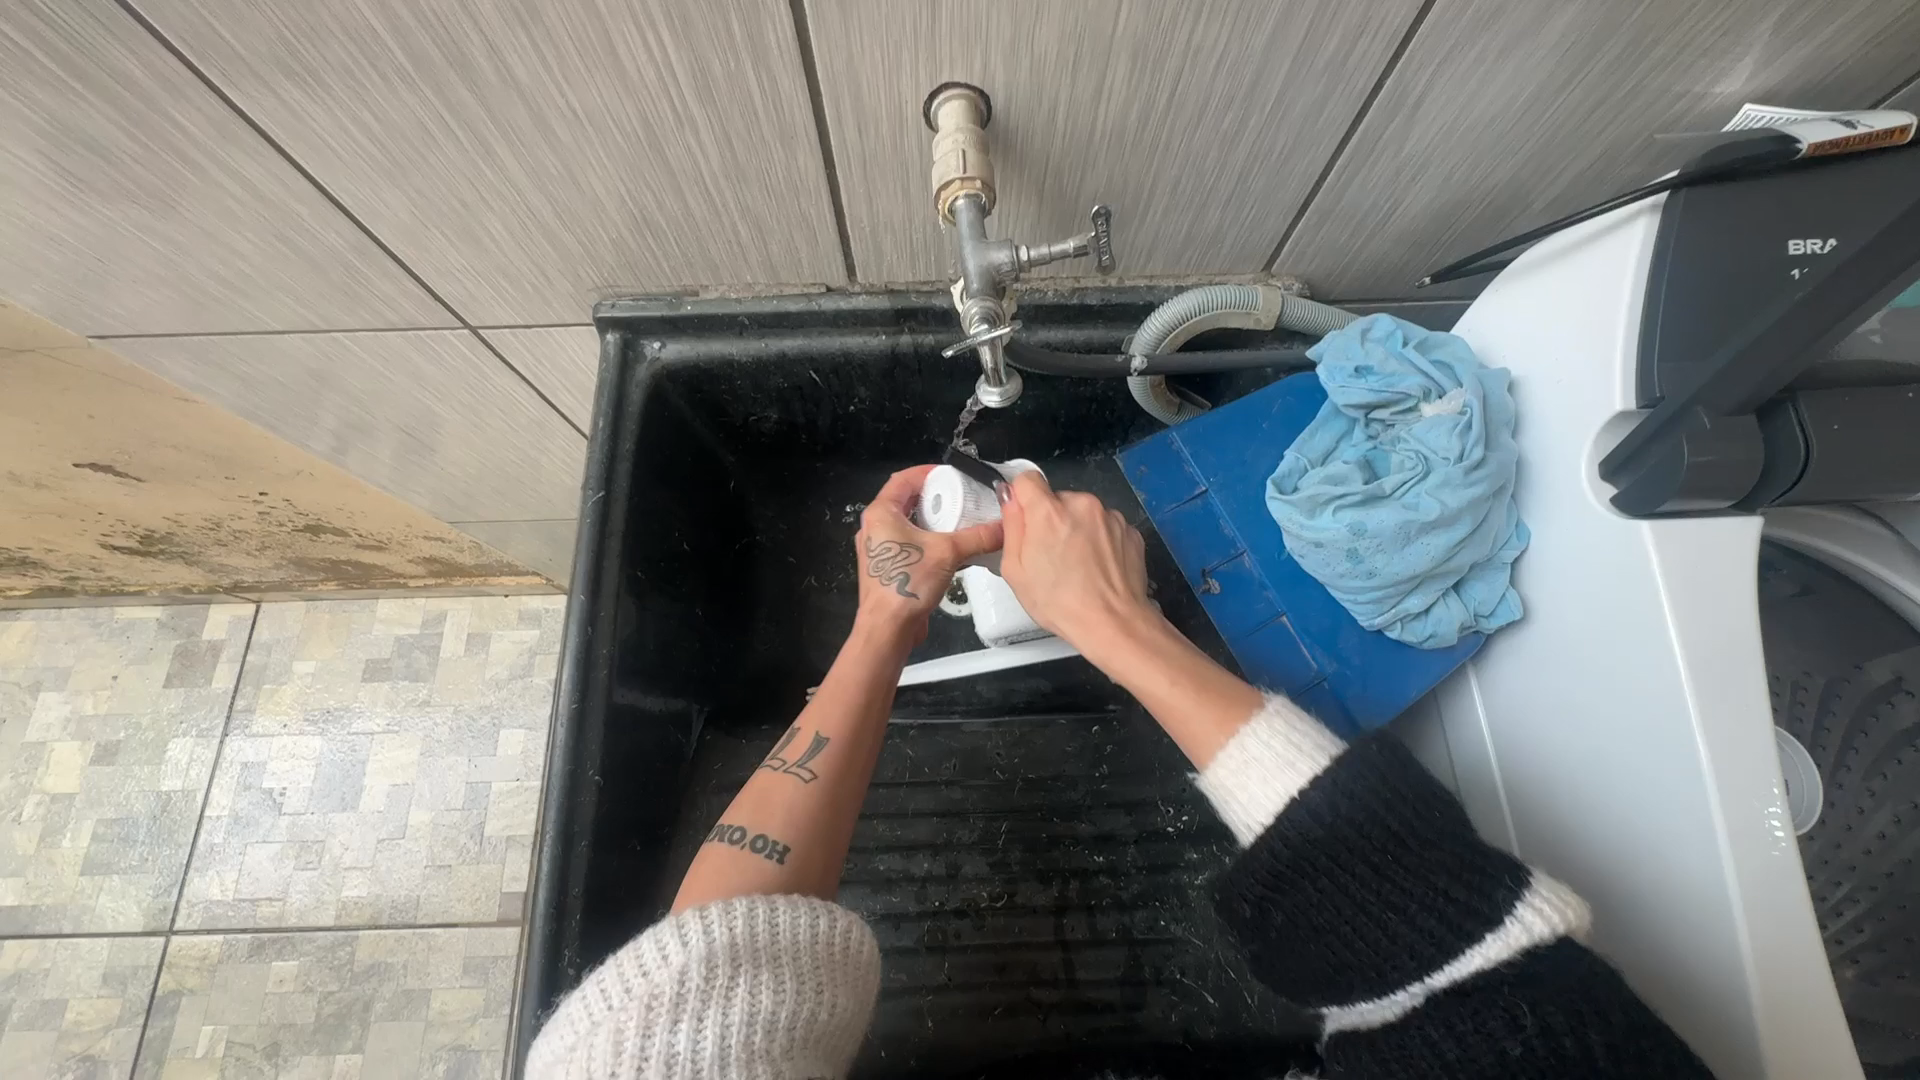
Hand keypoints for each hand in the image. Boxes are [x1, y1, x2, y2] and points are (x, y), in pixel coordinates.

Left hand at [854, 465, 1002, 639]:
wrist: (888, 628)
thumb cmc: (908, 582)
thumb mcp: (948, 553)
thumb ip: (978, 537)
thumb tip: (1005, 527)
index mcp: (881, 513)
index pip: (903, 479)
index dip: (927, 473)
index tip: (951, 474)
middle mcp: (874, 527)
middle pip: (905, 501)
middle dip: (933, 497)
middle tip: (960, 496)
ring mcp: (878, 549)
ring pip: (907, 524)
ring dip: (932, 521)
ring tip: (959, 520)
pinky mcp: (886, 568)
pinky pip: (908, 545)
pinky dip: (928, 541)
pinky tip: (951, 548)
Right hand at [998, 471, 1153, 650]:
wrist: (1113, 623)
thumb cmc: (1061, 603)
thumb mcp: (1015, 570)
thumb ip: (1011, 526)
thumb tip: (1010, 500)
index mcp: (1048, 512)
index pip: (1028, 479)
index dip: (1022, 498)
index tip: (1023, 518)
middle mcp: (1081, 505)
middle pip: (1057, 499)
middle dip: (1051, 520)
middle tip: (1049, 555)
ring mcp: (1109, 516)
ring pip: (1083, 513)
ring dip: (1077, 530)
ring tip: (1076, 565)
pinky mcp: (1129, 530)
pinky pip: (1105, 526)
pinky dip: (1099, 541)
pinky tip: (1095, 567)